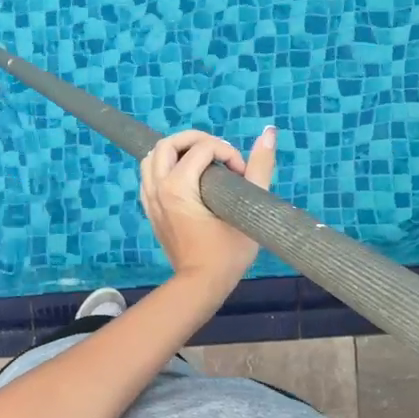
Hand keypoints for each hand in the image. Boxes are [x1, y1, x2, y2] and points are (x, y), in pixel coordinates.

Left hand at [139, 127, 277, 285]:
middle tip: (220, 154)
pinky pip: (149, 176)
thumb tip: (269, 133)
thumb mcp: (248, 209)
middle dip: (196, 140)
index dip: (227, 152)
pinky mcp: (150, 209)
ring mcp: (149, 200)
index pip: (202, 148)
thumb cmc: (227, 253)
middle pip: (167, 144)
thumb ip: (259, 169)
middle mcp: (157, 189)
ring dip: (177, 152)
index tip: (242, 173)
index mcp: (177, 188)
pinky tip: (188, 178)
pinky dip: (166, 168)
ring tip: (203, 162)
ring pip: (152, 158)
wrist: (200, 284)